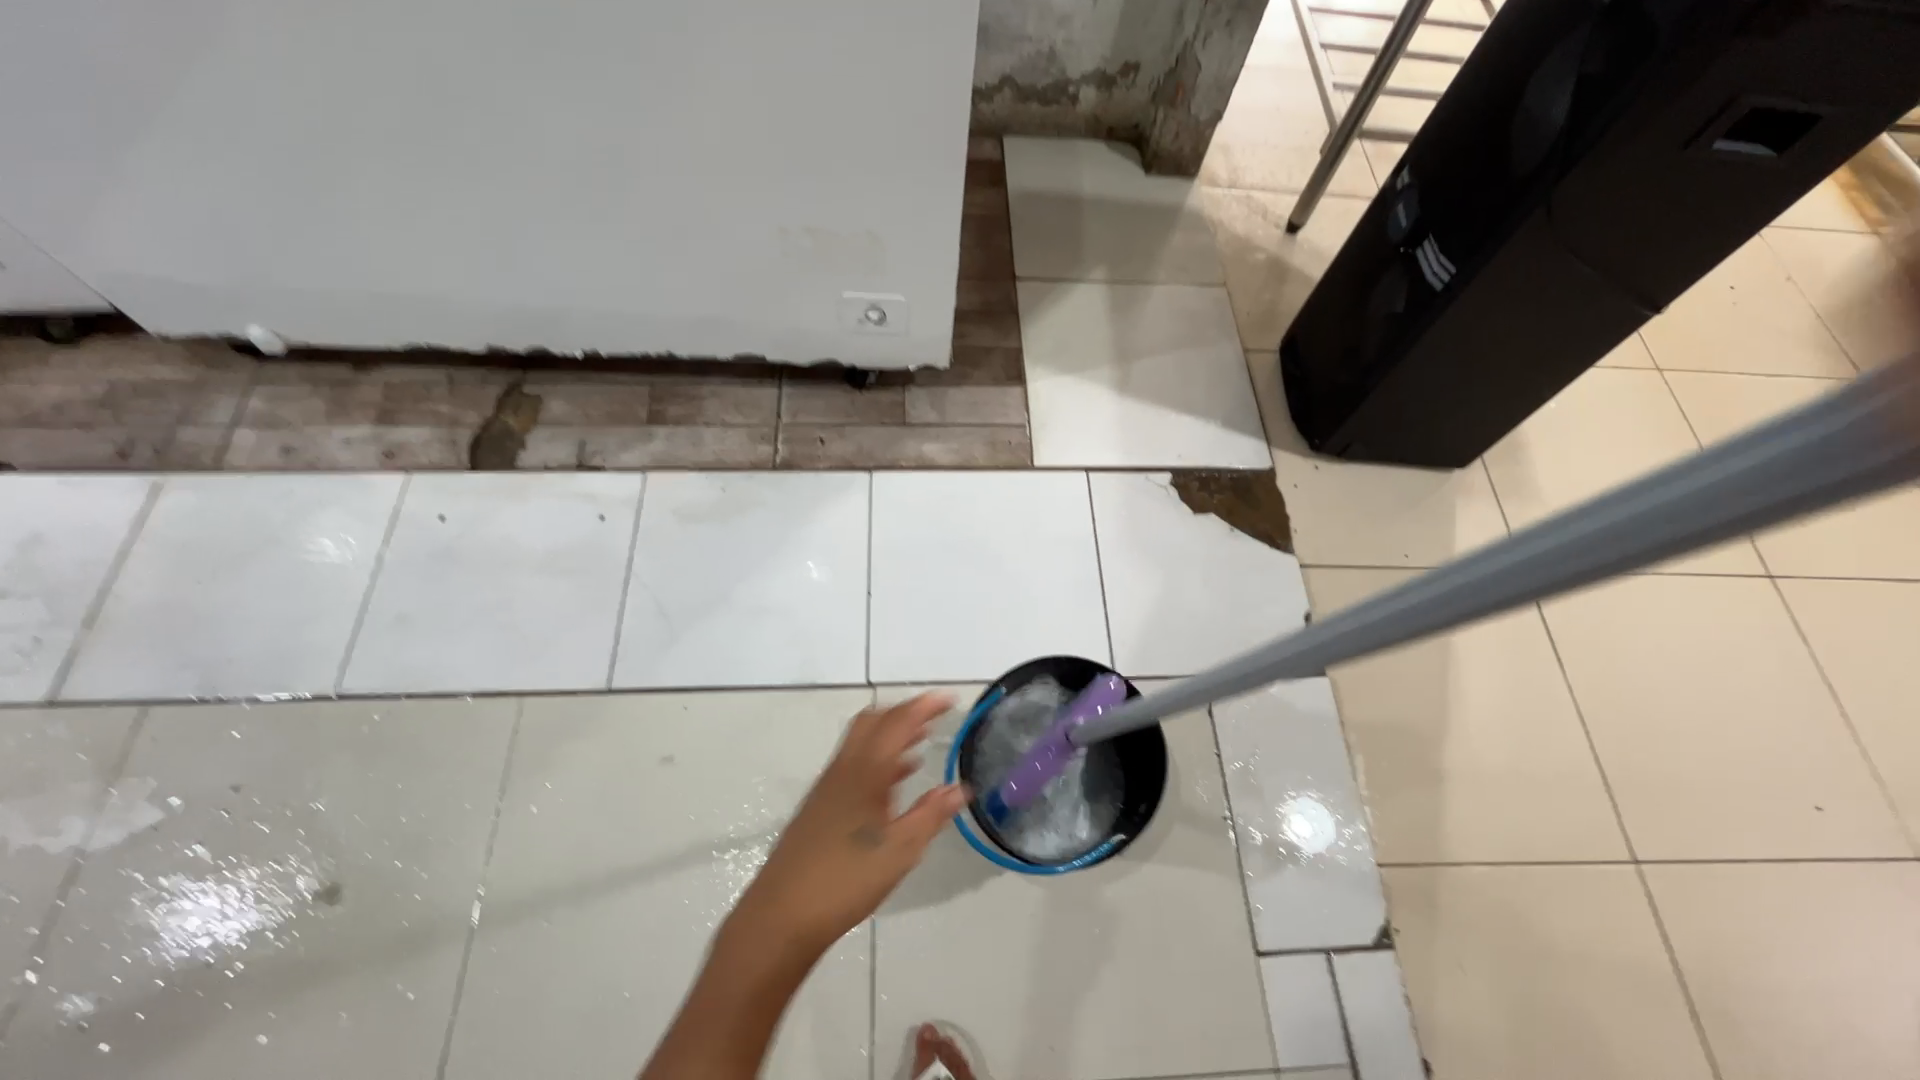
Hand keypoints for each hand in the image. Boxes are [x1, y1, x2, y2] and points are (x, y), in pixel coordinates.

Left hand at [724, 693, 968, 958]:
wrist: (782, 914)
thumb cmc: (847, 879)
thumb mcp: (901, 849)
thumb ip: (931, 814)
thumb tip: (961, 787)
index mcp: (865, 771)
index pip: (898, 722)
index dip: (925, 706)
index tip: (951, 699)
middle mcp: (844, 769)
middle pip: (873, 722)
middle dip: (904, 713)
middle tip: (935, 719)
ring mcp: (827, 788)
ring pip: (861, 743)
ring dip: (891, 735)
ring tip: (922, 743)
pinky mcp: (819, 807)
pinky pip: (853, 765)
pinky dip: (878, 760)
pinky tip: (894, 784)